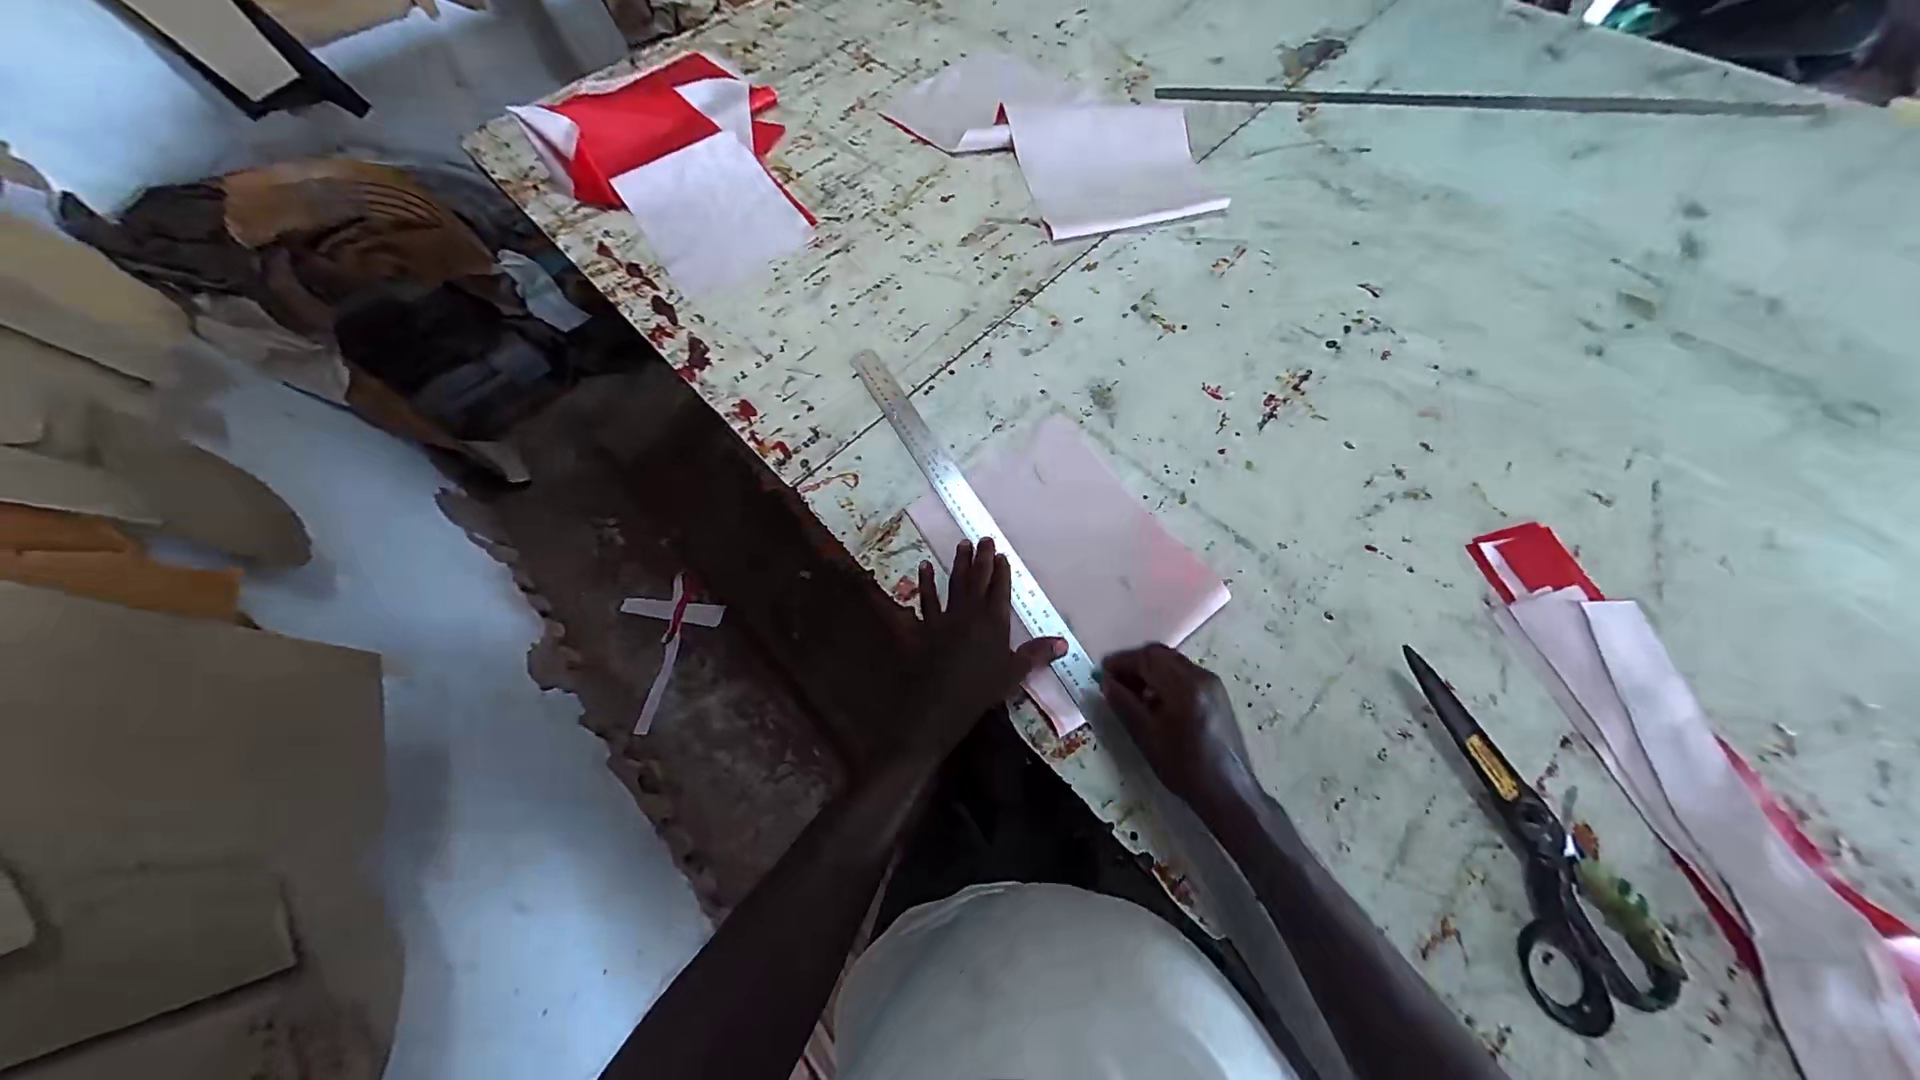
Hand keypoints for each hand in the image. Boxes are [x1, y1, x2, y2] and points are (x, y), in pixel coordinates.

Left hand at [898, 538, 1064, 766]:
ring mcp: (945, 617)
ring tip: (962, 545)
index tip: (1001, 554)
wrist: (940, 702)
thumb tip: (1063, 642)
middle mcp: (970, 613)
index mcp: (994, 622)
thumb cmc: (981, 690)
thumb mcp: (1014, 673)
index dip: (1001, 571)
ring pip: (954, 584)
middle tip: (983, 538)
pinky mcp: (925, 625)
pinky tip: (924, 566)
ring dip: (958, 563)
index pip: (1000, 590)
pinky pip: (925, 600)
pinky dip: (925, 582)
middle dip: (982, 558)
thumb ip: (1037, 654)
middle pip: (977, 579)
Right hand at [1100, 644, 1253, 809]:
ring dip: (1149, 671)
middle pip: (1161, 655)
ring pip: (1173, 664)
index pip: (1147, 658)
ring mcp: (1212, 684)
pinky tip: (1153, 702)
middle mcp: (1201, 676)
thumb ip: (1123, 703)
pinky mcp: (1216, 695)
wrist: (1228, 792)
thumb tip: (1106, 682)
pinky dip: (1164, 680)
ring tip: (1131, 693)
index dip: (1122, 661)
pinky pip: (1184, 675)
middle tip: (1114, 681)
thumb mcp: (1145, 736)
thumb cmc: (1184, 766)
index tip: (1102, 672)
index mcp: (1185, 685)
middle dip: (1135, 664)